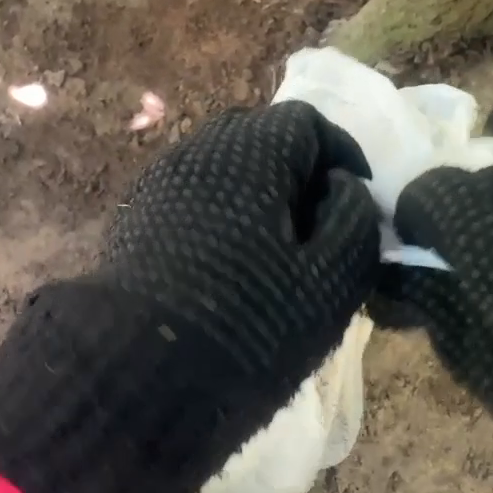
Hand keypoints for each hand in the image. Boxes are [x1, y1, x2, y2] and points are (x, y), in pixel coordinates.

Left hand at [0, 101, 380, 492]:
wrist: (138, 371)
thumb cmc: (248, 324)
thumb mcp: (330, 280)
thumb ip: (353, 218)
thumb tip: (341, 183)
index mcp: (252, 154)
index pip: (304, 121)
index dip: (340, 150)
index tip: (357, 192)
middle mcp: (201, 150)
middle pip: (258, 133)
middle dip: (295, 164)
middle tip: (316, 214)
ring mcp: (161, 179)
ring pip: (221, 160)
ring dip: (255, 184)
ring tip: (272, 238)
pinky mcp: (136, 212)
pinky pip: (191, 188)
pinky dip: (219, 204)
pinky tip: (226, 253)